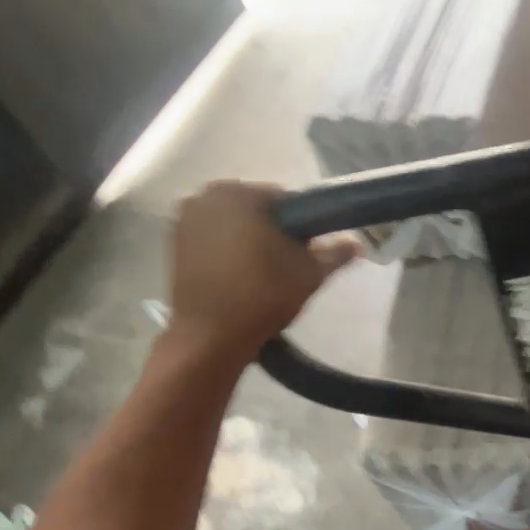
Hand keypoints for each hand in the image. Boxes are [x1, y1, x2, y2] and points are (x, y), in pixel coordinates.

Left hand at [168, 181, 360, 359]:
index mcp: (238, 194)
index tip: (309, 249)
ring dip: (247, 240)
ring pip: (231, 225)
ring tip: (264, 272)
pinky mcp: (172, 245)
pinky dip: (225, 251)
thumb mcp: (310, 274)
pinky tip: (240, 277)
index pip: (283, 199)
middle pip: (253, 210)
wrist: (212, 335)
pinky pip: (211, 240)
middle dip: (271, 231)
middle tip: (288, 263)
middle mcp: (205, 196)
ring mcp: (183, 220)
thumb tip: (356, 245)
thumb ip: (334, 254)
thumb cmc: (264, 295)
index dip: (301, 224)